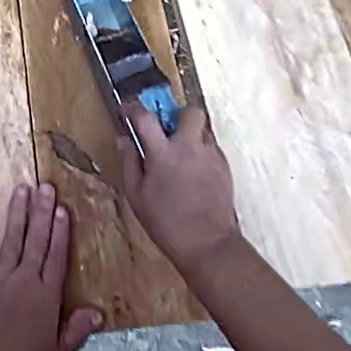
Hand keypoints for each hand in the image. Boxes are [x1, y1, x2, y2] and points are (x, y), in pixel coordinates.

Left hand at [0, 184, 101, 350]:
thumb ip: (76, 329)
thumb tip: (98, 313)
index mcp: (48, 295)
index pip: (57, 255)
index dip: (61, 231)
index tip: (64, 208)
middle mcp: (27, 279)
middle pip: (38, 240)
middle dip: (43, 211)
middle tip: (47, 186)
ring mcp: (1, 278)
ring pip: (14, 238)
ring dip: (18, 212)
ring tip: (22, 188)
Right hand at [118, 102, 241, 276]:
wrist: (206, 242)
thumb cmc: (165, 222)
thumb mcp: (137, 197)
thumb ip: (131, 163)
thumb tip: (126, 140)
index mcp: (163, 153)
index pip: (145, 117)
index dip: (134, 108)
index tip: (129, 109)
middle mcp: (189, 147)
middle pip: (190, 111)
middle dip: (179, 115)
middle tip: (170, 131)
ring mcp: (210, 154)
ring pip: (204, 129)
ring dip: (192, 136)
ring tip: (183, 157)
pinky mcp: (224, 165)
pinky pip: (212, 148)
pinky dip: (202, 154)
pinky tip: (195, 175)